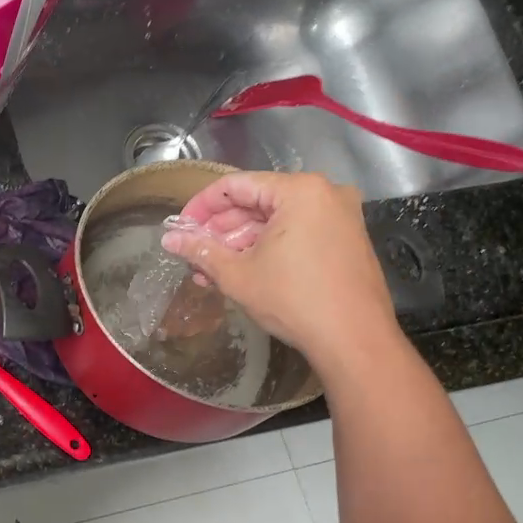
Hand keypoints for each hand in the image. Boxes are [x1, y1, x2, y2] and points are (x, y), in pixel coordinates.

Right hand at [160, 171, 396, 367]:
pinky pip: (295, 231)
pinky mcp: (344, 237)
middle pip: (256, 200)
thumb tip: (169, 240)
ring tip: (210, 271)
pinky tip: (242, 271)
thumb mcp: (237, 275)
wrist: (353, 337)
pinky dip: (266, 247)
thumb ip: (201, 251)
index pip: (235, 185)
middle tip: (193, 255)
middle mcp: (323, 192)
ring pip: (274, 219)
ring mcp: (338, 214)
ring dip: (239, 243)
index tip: (178, 229)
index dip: (200, 206)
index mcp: (298, 191)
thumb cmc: (293, 300)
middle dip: (220, 230)